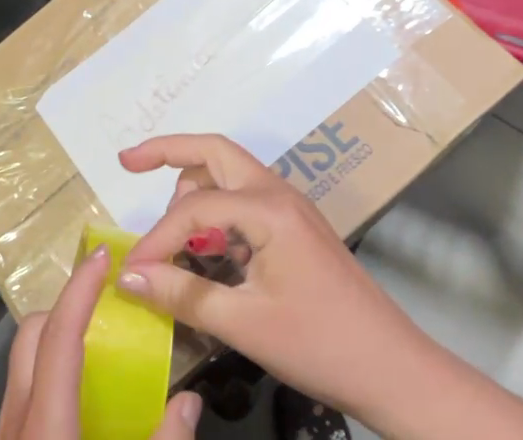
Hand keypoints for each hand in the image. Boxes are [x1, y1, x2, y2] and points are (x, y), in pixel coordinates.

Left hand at [0, 243, 202, 439]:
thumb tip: (189, 401)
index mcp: (47, 423)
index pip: (59, 337)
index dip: (80, 291)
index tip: (102, 255)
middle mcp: (18, 418)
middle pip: (31, 335)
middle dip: (66, 308)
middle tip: (107, 308)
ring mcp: (6, 432)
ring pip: (22, 361)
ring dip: (56, 341)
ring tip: (99, 347)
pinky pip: (23, 390)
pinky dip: (49, 373)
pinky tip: (83, 396)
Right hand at [112, 135, 433, 419]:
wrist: (395, 371)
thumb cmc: (322, 345)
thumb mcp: (245, 323)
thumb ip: (182, 294)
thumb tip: (128, 276)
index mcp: (269, 209)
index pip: (194, 207)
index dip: (156, 237)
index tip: (133, 271)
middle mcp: (279, 194)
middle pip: (214, 152)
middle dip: (168, 151)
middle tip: (127, 162)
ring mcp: (291, 209)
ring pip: (229, 173)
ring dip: (193, 184)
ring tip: (168, 225)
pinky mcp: (295, 229)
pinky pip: (244, 200)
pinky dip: (215, 207)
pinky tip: (203, 245)